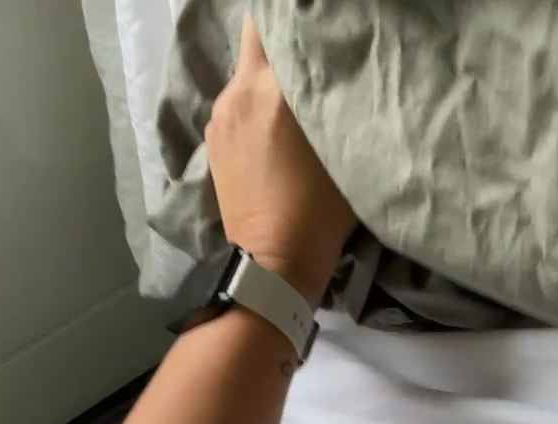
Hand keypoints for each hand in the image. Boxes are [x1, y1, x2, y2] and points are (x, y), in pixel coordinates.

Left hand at [206, 14, 358, 306]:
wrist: (274, 264)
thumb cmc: (321, 217)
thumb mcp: (346, 157)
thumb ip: (339, 109)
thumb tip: (339, 82)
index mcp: (277, 88)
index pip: (282, 22)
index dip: (303, 23)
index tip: (321, 32)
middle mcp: (241, 88)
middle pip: (257, 32)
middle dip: (280, 40)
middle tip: (306, 61)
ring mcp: (220, 113)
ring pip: (244, 71)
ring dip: (266, 78)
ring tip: (290, 102)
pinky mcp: (211, 138)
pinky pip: (233, 103)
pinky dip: (251, 107)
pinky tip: (270, 132)